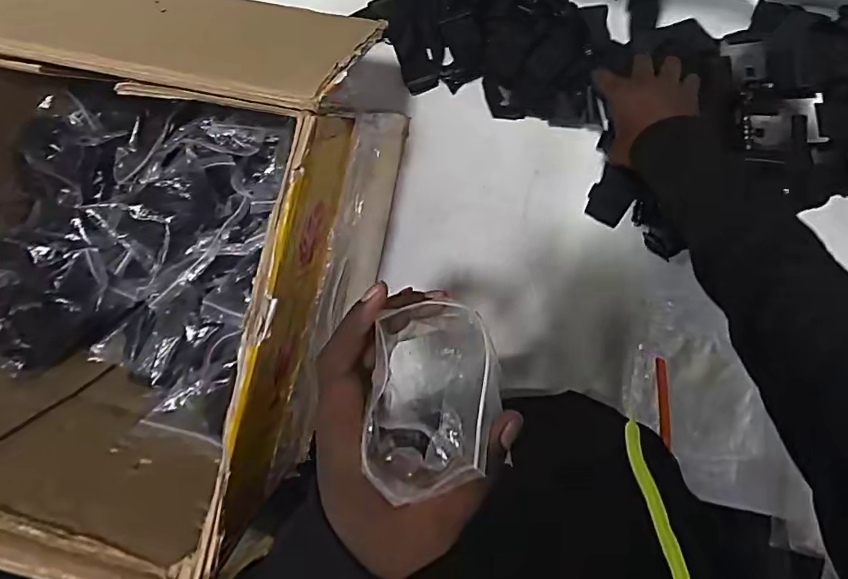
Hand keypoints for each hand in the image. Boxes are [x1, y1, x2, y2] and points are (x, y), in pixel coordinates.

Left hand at [314, 282, 521, 578]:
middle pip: (349, 347)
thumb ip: (476, 475)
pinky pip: (366, 364)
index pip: (336, 366)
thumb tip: (511, 421)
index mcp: (341, 434)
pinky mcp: (355, 413)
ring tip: (429, 306)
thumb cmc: (386, 542)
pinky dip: (387, 341)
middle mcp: (337, 413)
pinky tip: (416, 334)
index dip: (355, 326)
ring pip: (357, 351)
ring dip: (386, 323)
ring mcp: (343, 411)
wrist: (351, 564)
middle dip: (384, 314)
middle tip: (431, 299)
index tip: (382, 295)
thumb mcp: (435, 520)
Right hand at [592, 53, 700, 166]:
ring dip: (669, 67)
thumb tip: (614, 153)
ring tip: (668, 73)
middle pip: (641, 59)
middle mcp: (643, 82)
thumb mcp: (619, 149)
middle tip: (640, 71)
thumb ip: (615, 146)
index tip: (599, 78)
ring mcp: (668, 84)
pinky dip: (690, 83)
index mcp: (620, 93)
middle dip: (640, 63)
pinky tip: (688, 86)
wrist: (672, 149)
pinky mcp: (689, 92)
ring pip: (670, 62)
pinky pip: (692, 80)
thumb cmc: (639, 146)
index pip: (602, 76)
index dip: (600, 76)